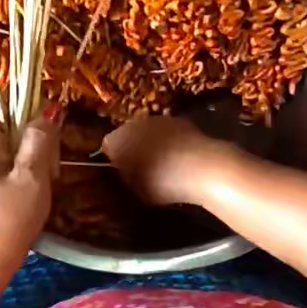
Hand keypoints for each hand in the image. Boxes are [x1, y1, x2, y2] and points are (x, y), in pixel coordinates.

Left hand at [0, 99, 60, 277]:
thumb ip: (40, 139)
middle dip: (32, 136)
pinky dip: (23, 168)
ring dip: (31, 155)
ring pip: (9, 142)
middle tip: (49, 164)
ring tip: (45, 179)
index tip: (47, 122)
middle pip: (5, 122)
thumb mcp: (31, 177)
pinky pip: (4, 160)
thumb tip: (47, 110)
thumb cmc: (7, 221)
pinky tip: (34, 187)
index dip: (24, 104)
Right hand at [101, 115, 233, 205]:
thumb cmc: (159, 183)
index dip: (114, 159)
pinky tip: (180, 158)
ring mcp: (158, 119)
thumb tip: (126, 171)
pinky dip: (171, 142)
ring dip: (152, 143)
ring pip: (148, 131)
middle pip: (127, 135)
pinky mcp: (180, 120)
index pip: (107, 147)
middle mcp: (133, 124)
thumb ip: (125, 176)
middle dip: (132, 147)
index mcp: (115, 140)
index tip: (122, 172)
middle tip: (141, 168)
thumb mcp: (133, 188)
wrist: (200, 167)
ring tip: (163, 164)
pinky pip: (168, 133)